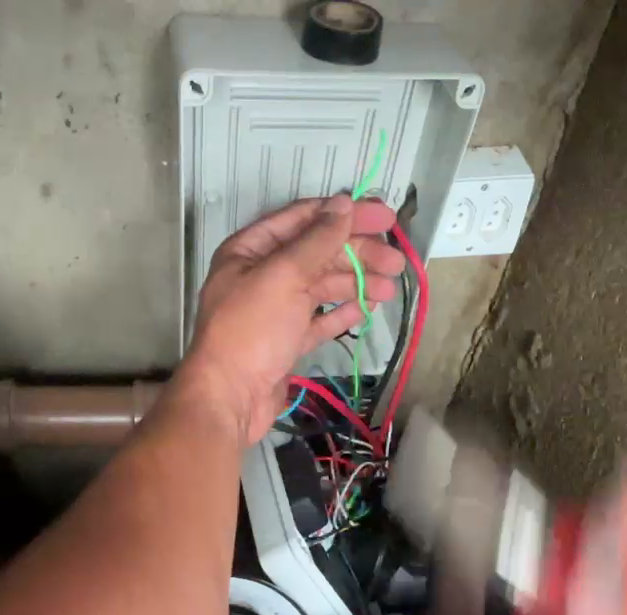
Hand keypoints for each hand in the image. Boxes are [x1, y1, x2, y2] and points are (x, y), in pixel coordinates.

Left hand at [175, 195, 403, 442]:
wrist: (230, 398)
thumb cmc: (251, 330)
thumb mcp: (284, 276)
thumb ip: (317, 239)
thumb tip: (343, 203)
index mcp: (251, 250)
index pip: (304, 219)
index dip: (346, 215)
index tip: (385, 217)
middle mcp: (261, 275)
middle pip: (317, 253)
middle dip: (357, 253)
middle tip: (396, 262)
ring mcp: (273, 310)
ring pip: (321, 287)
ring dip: (356, 284)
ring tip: (390, 290)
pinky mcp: (285, 342)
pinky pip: (317, 320)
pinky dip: (340, 314)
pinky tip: (364, 311)